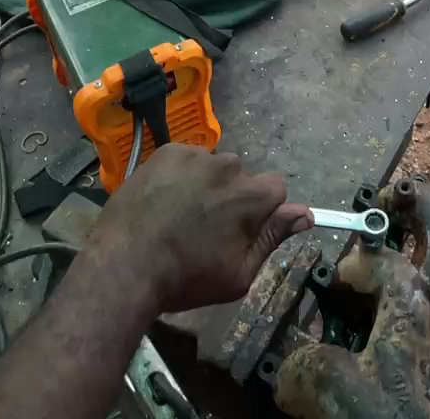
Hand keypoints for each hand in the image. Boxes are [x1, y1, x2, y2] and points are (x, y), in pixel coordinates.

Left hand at [85, 143, 310, 313]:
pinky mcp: (167, 152)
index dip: (261, 210)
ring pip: (212, 166)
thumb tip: (306, 214)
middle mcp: (229, 166)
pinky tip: (162, 199)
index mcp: (252, 196)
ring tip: (177, 213)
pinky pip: (184, 158)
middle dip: (230, 196)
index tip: (240, 230)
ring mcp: (196, 156)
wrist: (123, 267)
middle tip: (203, 226)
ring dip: (204, 183)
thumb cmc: (186, 278)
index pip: (275, 189)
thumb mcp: (238, 273)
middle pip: (241, 177)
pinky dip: (179, 174)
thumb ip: (274, 238)